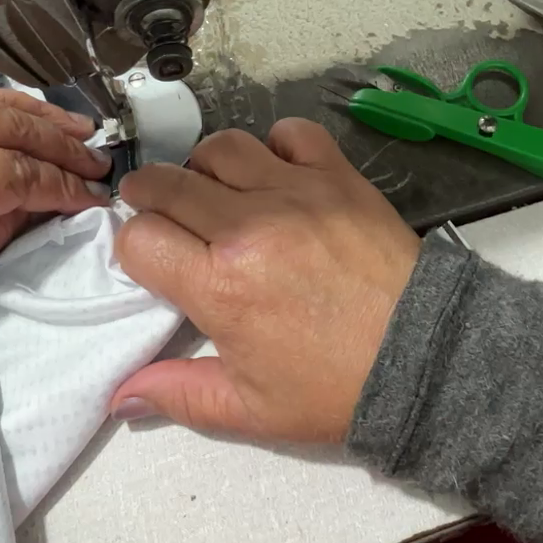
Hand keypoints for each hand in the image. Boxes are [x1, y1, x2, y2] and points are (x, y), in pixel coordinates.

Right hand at [111, 119, 421, 441]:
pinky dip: (277, 143)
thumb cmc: (335, 386)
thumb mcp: (250, 410)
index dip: (134, 245)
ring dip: (206, 165)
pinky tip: (278, 171)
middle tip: (158, 206)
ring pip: (224, 147)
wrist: (421, 355)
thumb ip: (178, 394)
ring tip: (217, 189)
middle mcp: (249, 225)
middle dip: (150, 193)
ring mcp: (297, 192)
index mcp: (220, 284)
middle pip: (169, 182)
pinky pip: (294, 132)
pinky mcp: (338, 176)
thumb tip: (120, 394)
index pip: (139, 237)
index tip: (151, 256)